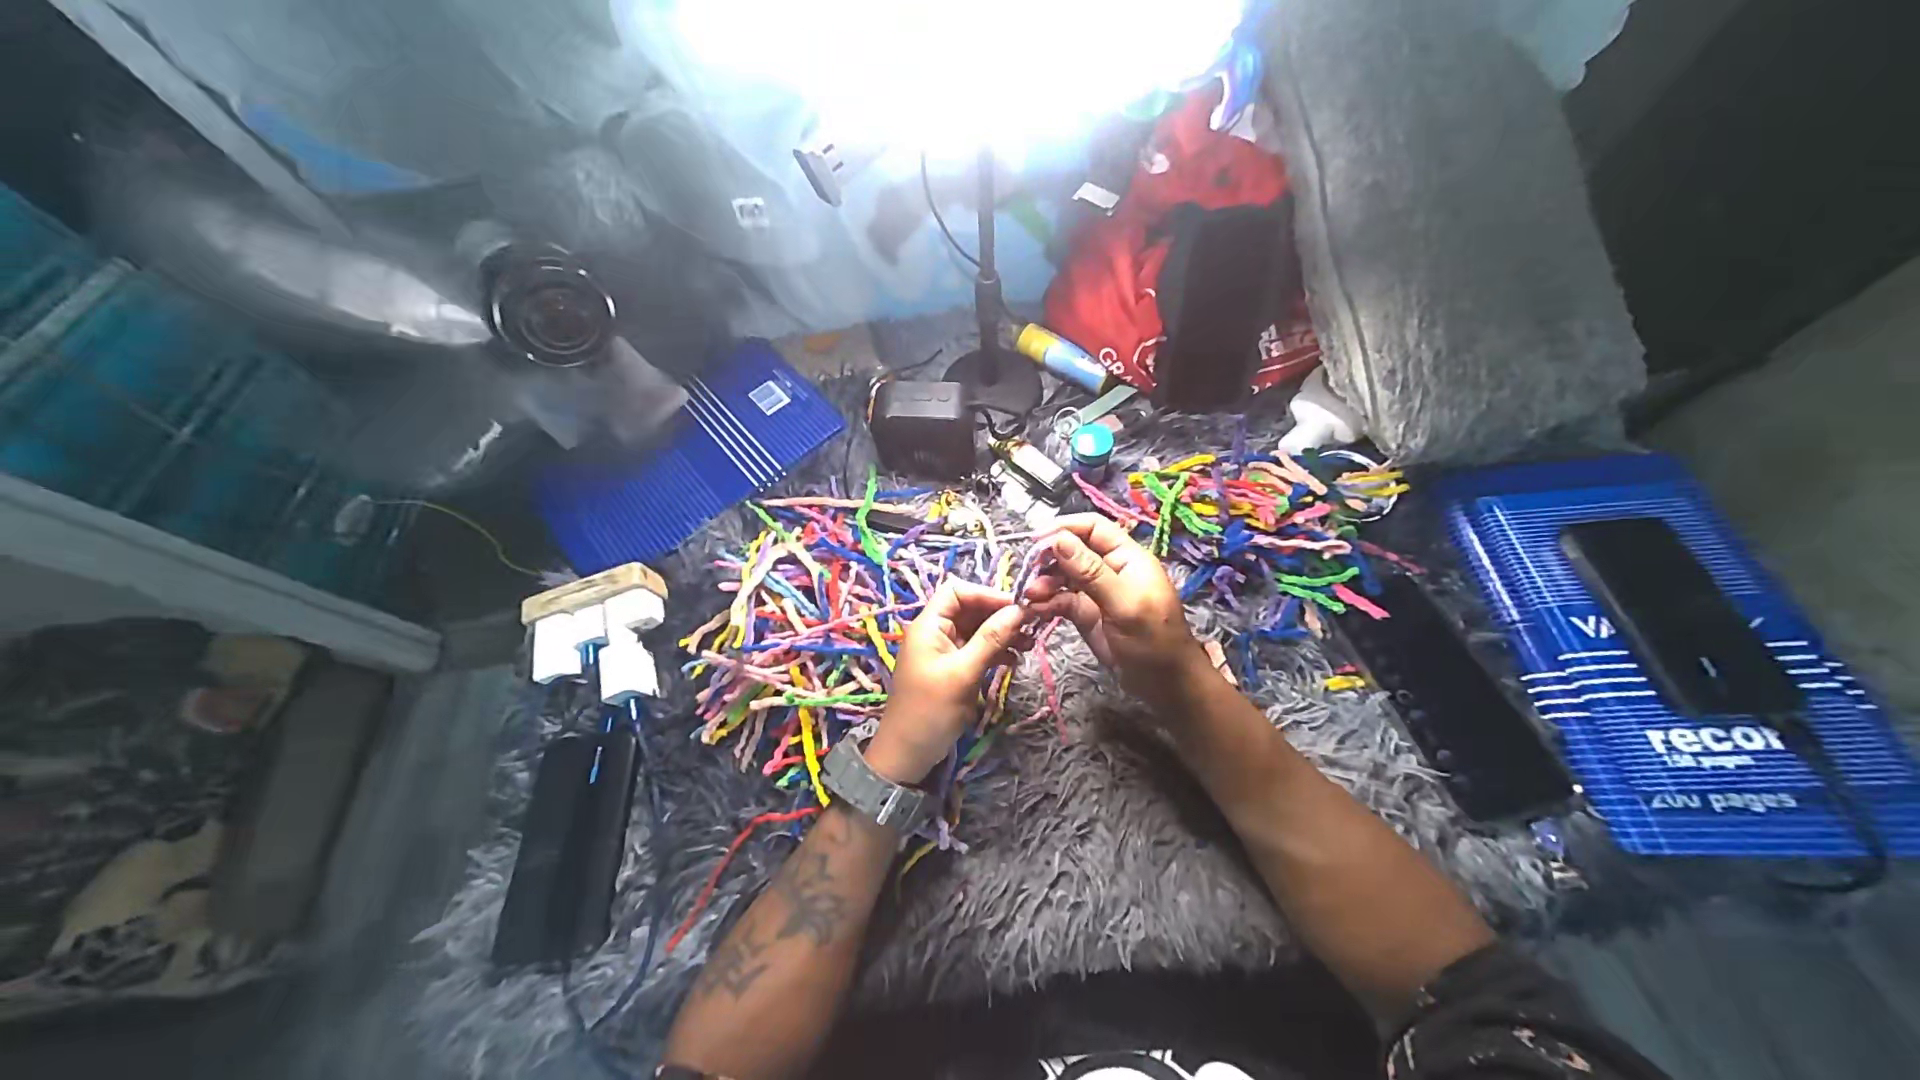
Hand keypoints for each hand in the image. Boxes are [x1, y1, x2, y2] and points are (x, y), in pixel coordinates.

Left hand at [866, 580, 1027, 784]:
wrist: (908, 753)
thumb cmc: (931, 710)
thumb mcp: (963, 673)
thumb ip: (991, 639)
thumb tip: (1019, 610)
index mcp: (928, 625)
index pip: (957, 591)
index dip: (987, 594)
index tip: (1016, 607)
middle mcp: (935, 632)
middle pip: (970, 608)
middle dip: (1000, 614)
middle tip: (1031, 626)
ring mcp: (944, 650)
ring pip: (977, 629)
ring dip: (1002, 633)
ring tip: (1029, 645)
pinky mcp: (953, 668)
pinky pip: (977, 648)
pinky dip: (996, 650)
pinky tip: (1014, 660)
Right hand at [1022, 513, 1205, 701]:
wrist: (1164, 684)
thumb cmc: (1154, 640)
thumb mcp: (1124, 603)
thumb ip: (1090, 571)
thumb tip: (1058, 539)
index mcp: (1126, 557)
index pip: (1092, 528)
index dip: (1064, 528)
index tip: (1036, 540)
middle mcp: (1109, 569)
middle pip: (1072, 550)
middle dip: (1048, 558)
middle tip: (1028, 572)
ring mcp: (1095, 591)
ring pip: (1062, 575)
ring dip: (1043, 582)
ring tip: (1029, 595)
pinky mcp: (1084, 613)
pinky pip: (1060, 600)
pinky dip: (1045, 602)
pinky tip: (1033, 609)